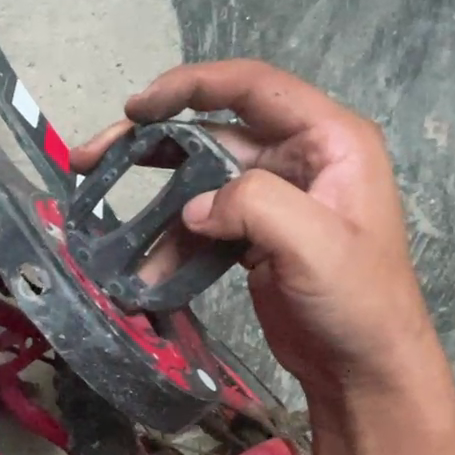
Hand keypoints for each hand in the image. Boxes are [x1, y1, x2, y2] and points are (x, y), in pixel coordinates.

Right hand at [71, 60, 441, 405]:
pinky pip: (202, 227)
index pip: (252, 88)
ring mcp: (273, 199)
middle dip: (150, 145)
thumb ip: (255, 206)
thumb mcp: (315, 246)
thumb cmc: (357, 302)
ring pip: (199, 183)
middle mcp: (298, 158)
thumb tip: (193, 208)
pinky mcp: (253, 237)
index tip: (136, 107)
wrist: (363, 367)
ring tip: (106, 222)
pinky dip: (171, 246)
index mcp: (327, 140)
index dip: (190, 87)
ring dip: (154, 205)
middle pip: (211, 133)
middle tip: (91, 158)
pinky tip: (144, 272)